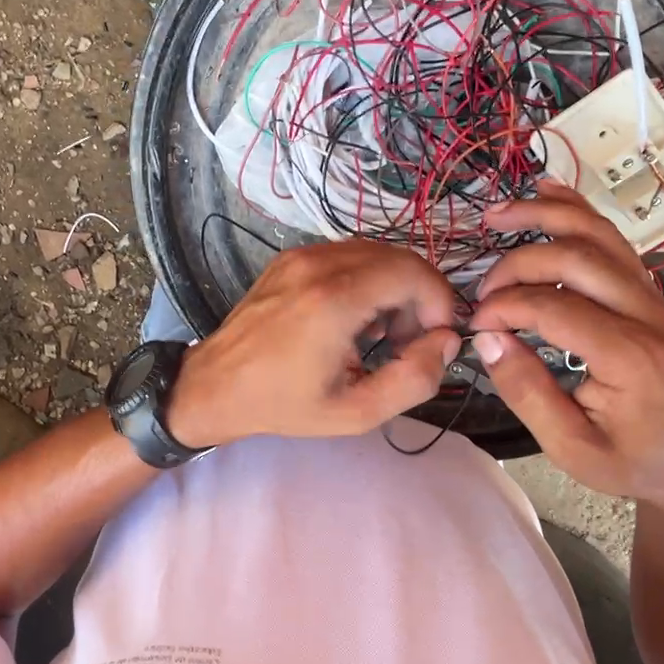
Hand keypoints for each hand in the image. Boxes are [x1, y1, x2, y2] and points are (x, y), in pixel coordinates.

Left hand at [166, 240, 461, 447]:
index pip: (412, 272)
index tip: (434, 338)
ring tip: (380, 334)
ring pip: (374, 252)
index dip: (438, 301)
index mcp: (334, 300)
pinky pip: (346, 254)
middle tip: (407, 341)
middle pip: (398, 257)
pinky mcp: (289, 257)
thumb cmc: (284, 404)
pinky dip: (365, 278)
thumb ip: (414, 379)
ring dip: (394, 286)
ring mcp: (300, 255)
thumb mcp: (357, 412)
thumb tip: (447, 340)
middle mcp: (317, 265)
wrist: (216, 385)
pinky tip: (353, 317)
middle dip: (419, 296)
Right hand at [467, 182, 663, 509]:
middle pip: (578, 259)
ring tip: (497, 213)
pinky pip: (616, 242)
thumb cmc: (631, 465)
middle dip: (518, 263)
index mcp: (634, 360)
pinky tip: (547, 192)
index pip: (556, 308)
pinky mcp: (653, 296)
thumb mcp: (570, 448)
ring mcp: (658, 301)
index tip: (475, 323)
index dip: (505, 307)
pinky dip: (578, 214)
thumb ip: (527, 391)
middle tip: (481, 287)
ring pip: (601, 235)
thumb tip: (486, 338)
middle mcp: (653, 318)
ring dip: (546, 216)